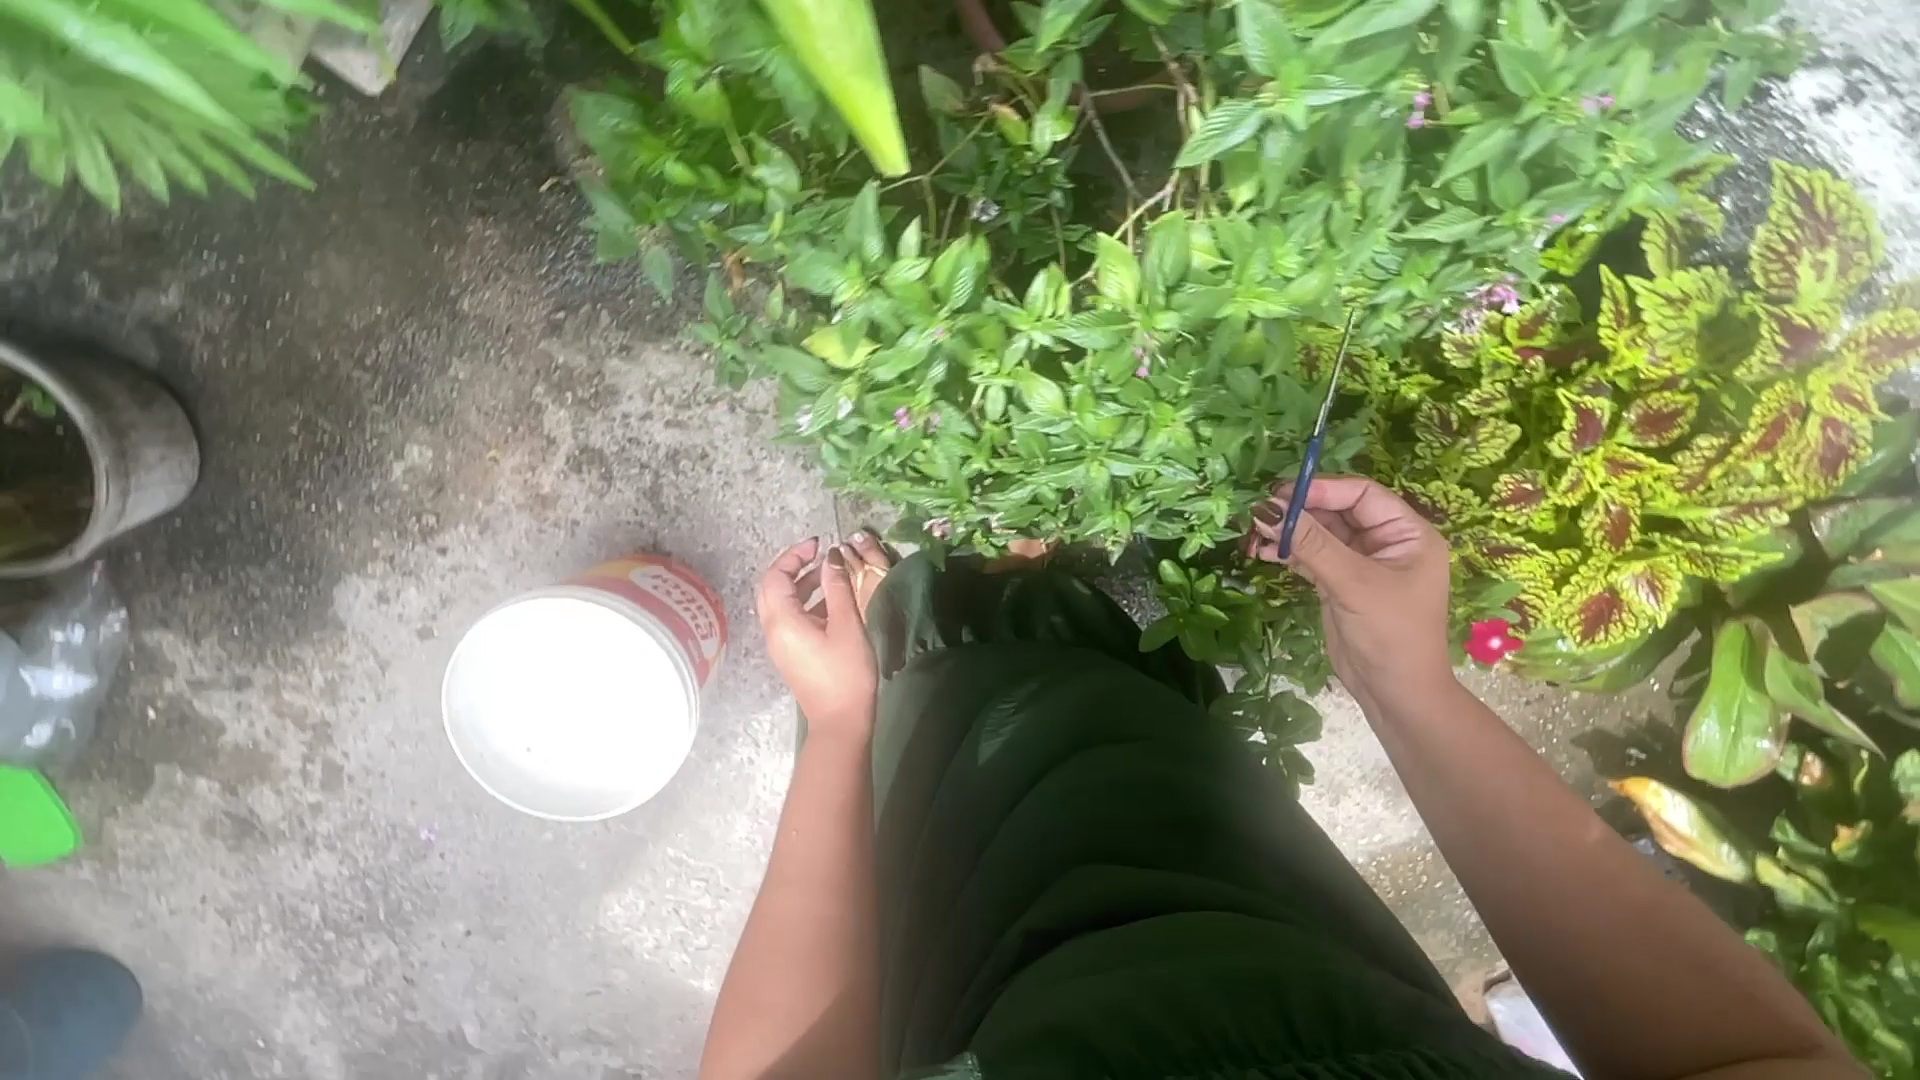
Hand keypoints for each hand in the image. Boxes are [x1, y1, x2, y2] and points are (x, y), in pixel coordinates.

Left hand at [757, 537, 880, 739]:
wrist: (840, 721)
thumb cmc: (846, 673)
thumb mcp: (847, 625)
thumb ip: (837, 588)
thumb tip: (832, 558)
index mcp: (782, 620)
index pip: (776, 575)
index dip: (794, 554)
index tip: (819, 544)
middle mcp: (773, 629)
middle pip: (771, 587)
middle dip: (792, 566)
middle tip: (819, 554)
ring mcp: (780, 643)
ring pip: (780, 603)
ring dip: (800, 583)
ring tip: (829, 573)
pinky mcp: (791, 653)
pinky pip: (789, 618)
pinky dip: (804, 601)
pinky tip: (830, 601)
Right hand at [1249, 476, 1455, 713]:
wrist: (1394, 692)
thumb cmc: (1390, 633)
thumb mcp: (1352, 584)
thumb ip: (1310, 544)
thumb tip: (1266, 509)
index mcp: (1407, 533)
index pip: (1362, 495)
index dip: (1322, 489)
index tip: (1281, 494)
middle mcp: (1386, 542)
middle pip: (1337, 511)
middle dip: (1300, 511)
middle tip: (1260, 512)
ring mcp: (1361, 564)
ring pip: (1320, 534)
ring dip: (1289, 532)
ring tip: (1255, 534)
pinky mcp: (1339, 583)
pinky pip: (1311, 556)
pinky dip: (1288, 553)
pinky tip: (1264, 553)